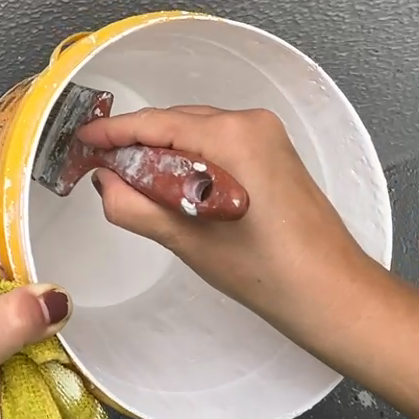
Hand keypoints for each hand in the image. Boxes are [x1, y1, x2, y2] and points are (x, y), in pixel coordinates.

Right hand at [77, 106, 381, 341]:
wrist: (336, 295)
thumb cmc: (273, 274)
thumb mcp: (189, 241)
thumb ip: (136, 206)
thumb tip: (104, 182)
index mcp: (232, 137)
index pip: (154, 124)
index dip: (112, 132)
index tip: (83, 141)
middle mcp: (249, 122)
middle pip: (172, 122)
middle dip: (134, 143)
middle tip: (100, 167)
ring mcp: (263, 132)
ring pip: (191, 129)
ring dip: (159, 150)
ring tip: (130, 178)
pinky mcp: (270, 146)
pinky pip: (213, 138)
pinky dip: (185, 154)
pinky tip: (168, 180)